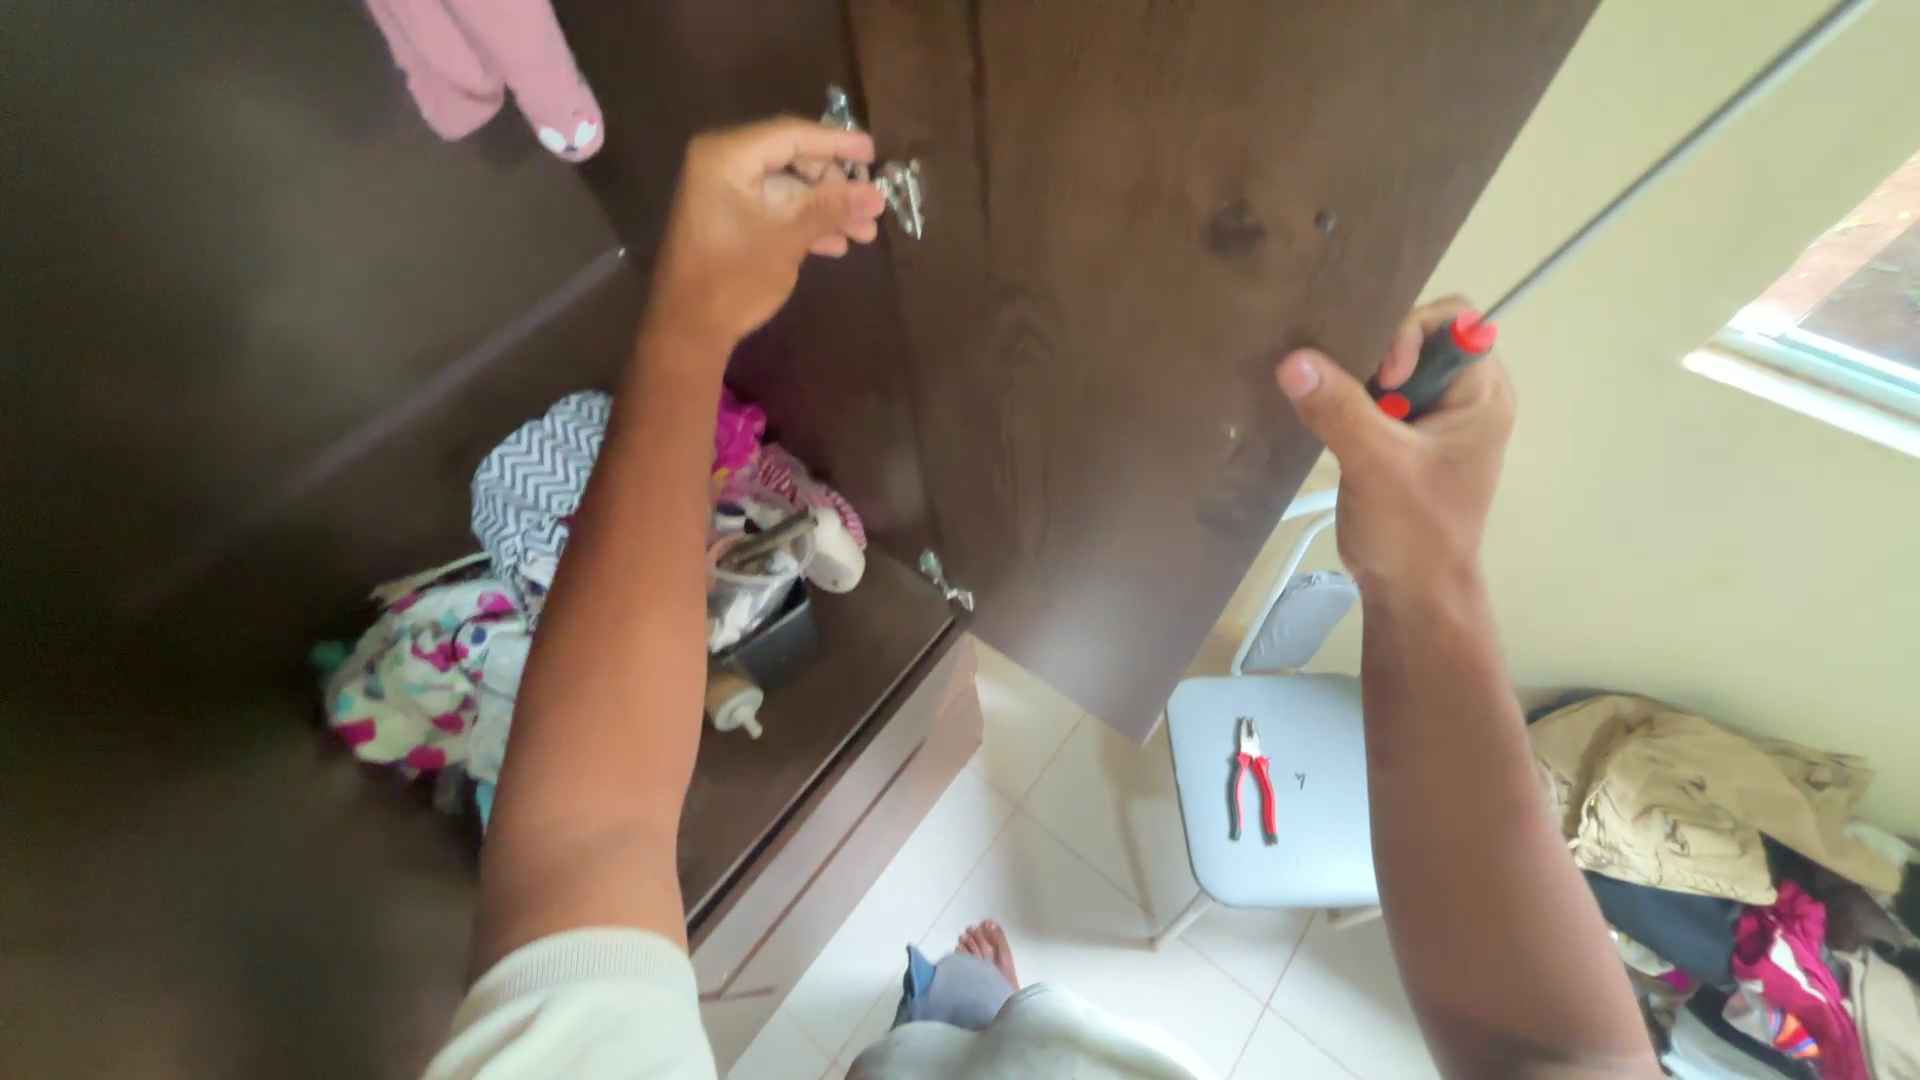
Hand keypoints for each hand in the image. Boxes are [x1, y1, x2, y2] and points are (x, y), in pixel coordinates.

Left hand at [643, 118, 888, 354]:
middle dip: (835, 185)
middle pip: (793, 160)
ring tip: (866, 232)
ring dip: (828, 210)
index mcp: (728, 157)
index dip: (836, 143)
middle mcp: (726, 165)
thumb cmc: (733, 279)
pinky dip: (806, 224)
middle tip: (872, 204)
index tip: (874, 153)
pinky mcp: (735, 221)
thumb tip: (877, 195)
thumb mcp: (787, 241)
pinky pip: (777, 211)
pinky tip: (838, 244)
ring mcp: (729, 194)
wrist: (690, 327)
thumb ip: (830, 211)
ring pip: (790, 190)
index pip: (791, 135)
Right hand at [1274, 296, 1515, 597]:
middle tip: (1343, 391)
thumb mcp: (1377, 464)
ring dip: (1350, 380)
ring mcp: (1426, 419)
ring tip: (1324, 403)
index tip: (1381, 377)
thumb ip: (1338, 409)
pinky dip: (1342, 400)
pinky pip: (1368, 399)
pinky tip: (1319, 415)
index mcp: (1480, 394)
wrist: (1409, 589)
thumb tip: (1293, 360)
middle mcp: (1459, 397)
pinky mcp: (1395, 438)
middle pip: (1415, 338)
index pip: (1454, 323)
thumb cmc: (1412, 529)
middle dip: (1372, 356)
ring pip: (1385, 369)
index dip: (1409, 335)